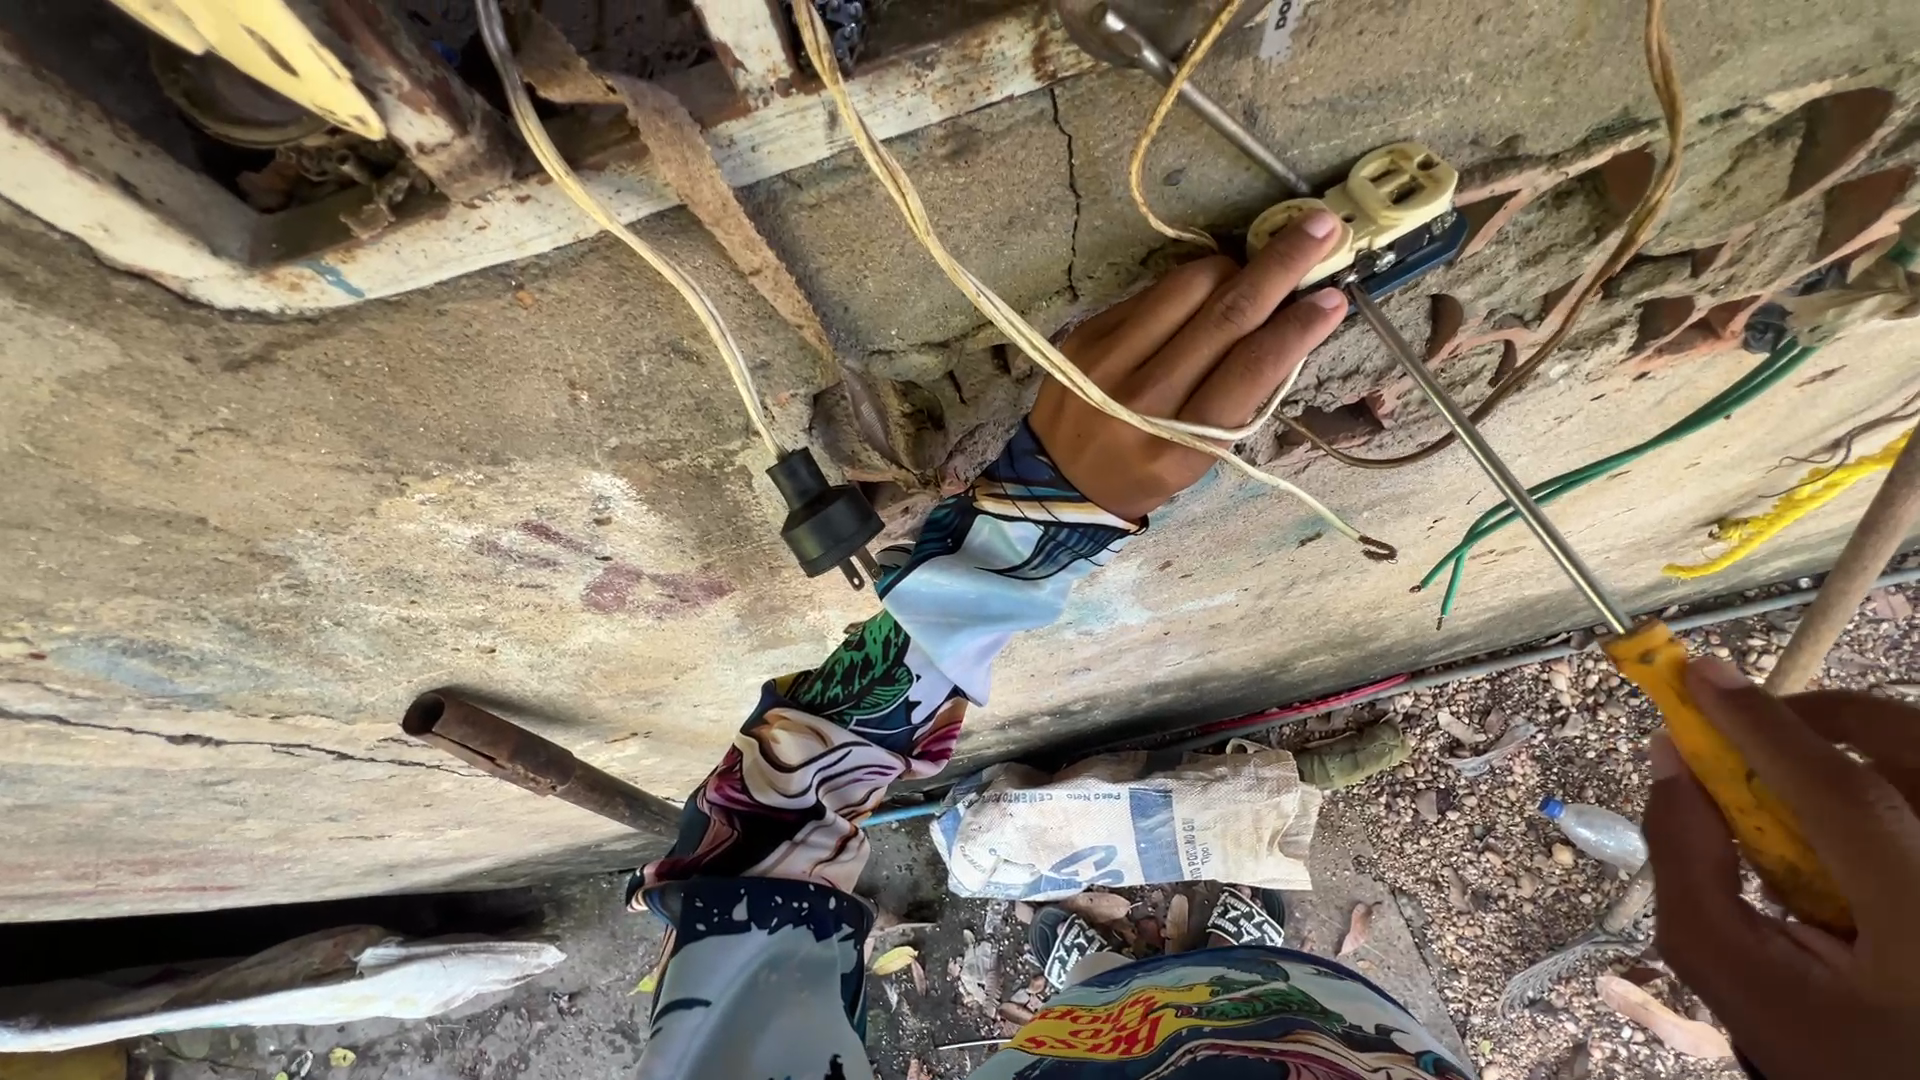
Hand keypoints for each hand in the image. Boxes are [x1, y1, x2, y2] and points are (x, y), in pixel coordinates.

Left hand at [1029, 212, 1347, 521]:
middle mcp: (1140, 400)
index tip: (1334, 296)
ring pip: (1187, 287)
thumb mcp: (1197, 458)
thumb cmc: (1144, 470)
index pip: (1249, 370)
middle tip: (1321, 229)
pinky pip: (1151, 291)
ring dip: (1233, 268)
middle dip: (1281, 266)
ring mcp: (1106, 362)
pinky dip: (1188, 286)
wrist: (1058, 477)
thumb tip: (1286, 323)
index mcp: (1177, 446)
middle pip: (1224, 314)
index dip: (1297, 328)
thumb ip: (1238, 398)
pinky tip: (1202, 293)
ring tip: (1254, 269)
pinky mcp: (1085, 334)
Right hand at [1645, 658, 1919, 1078]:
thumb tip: (1669, 757)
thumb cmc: (1822, 1042)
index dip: (1764, 726)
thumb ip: (1684, 858)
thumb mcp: (1723, 963)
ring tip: (1794, 773)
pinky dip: (1883, 781)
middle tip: (1752, 722)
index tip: (1698, 675)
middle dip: (1827, 716)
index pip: (1844, 796)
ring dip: (1858, 746)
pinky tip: (1842, 819)